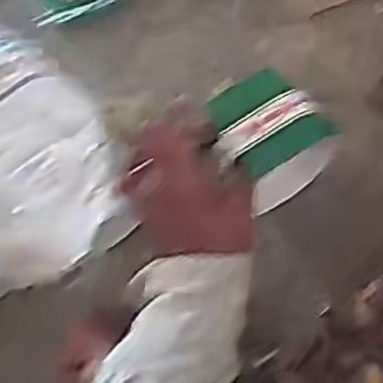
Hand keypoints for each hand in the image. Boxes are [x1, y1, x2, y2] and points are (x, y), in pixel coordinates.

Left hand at [123, 112, 254, 255]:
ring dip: (159, 150)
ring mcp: (144, 197)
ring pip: (142, 162)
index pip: (165, 135)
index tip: (191, 106)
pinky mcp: (145, 210)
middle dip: (167, 131)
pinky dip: (157, 168)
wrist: (198, 276)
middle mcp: (153, 181)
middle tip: (192, 127)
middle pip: (147, 145)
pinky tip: (177, 171)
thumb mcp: (241, 199)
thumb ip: (239, 171)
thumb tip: (240, 152)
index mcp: (178, 174)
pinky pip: (144, 178)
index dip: (175, 116)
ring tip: (184, 148)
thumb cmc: (224, 235)